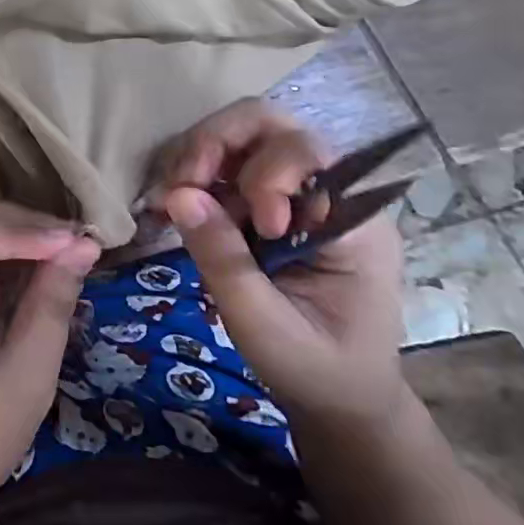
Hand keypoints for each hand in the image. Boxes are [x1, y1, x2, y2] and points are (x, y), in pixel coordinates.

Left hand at [0, 198, 100, 512]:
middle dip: (29, 226)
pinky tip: (49, 266)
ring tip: (72, 253)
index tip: (76, 242)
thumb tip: (85, 244)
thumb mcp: (28, 373)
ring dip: (27, 235)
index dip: (25, 230)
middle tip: (80, 245)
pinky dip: (19, 252)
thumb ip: (52, 302)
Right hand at [153, 99, 405, 429]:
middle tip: (182, 185)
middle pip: (268, 125)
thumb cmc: (316, 370)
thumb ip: (223, 261)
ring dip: (199, 157)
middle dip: (216, 144)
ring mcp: (293, 190)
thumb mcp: (266, 329)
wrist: (338, 399)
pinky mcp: (267, 200)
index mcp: (352, 218)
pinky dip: (195, 175)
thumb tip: (177, 195)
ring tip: (171, 201)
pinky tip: (175, 206)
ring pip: (241, 136)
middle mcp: (326, 188)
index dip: (266, 172)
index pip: (306, 151)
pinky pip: (227, 164)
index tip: (259, 229)